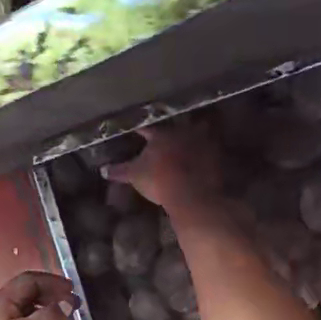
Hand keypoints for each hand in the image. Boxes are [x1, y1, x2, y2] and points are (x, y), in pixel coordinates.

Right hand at [102, 125, 219, 212]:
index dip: (142, 129)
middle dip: (174, 128)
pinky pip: (212, 150)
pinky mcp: (217, 157)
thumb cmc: (159, 180)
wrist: (191, 193)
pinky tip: (205, 158)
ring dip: (196, 136)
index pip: (148, 128)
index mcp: (161, 134)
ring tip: (191, 141)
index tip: (137, 130)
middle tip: (171, 133)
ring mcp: (202, 143)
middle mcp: (183, 132)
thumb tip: (103, 170)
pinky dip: (207, 153)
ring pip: (199, 133)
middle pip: (178, 126)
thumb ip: (119, 171)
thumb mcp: (135, 176)